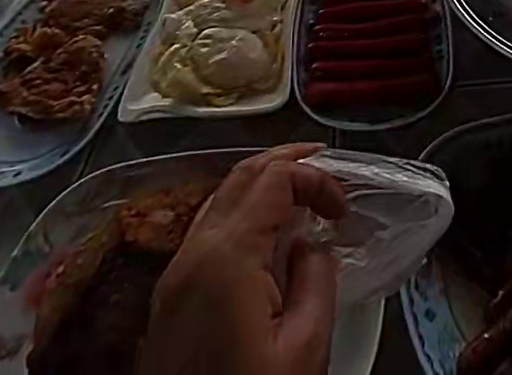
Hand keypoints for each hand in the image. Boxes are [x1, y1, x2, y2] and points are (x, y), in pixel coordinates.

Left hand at [138, 145, 349, 374]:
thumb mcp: (304, 350)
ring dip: (264, 180)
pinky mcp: (169, 295)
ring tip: (302, 185)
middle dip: (288, 161)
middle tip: (327, 162)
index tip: (343, 211)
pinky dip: (243, 208)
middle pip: (242, 175)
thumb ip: (316, 279)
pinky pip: (208, 226)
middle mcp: (194, 252)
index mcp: (227, 256)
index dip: (316, 179)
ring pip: (221, 196)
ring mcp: (175, 273)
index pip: (275, 179)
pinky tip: (268, 227)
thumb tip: (309, 246)